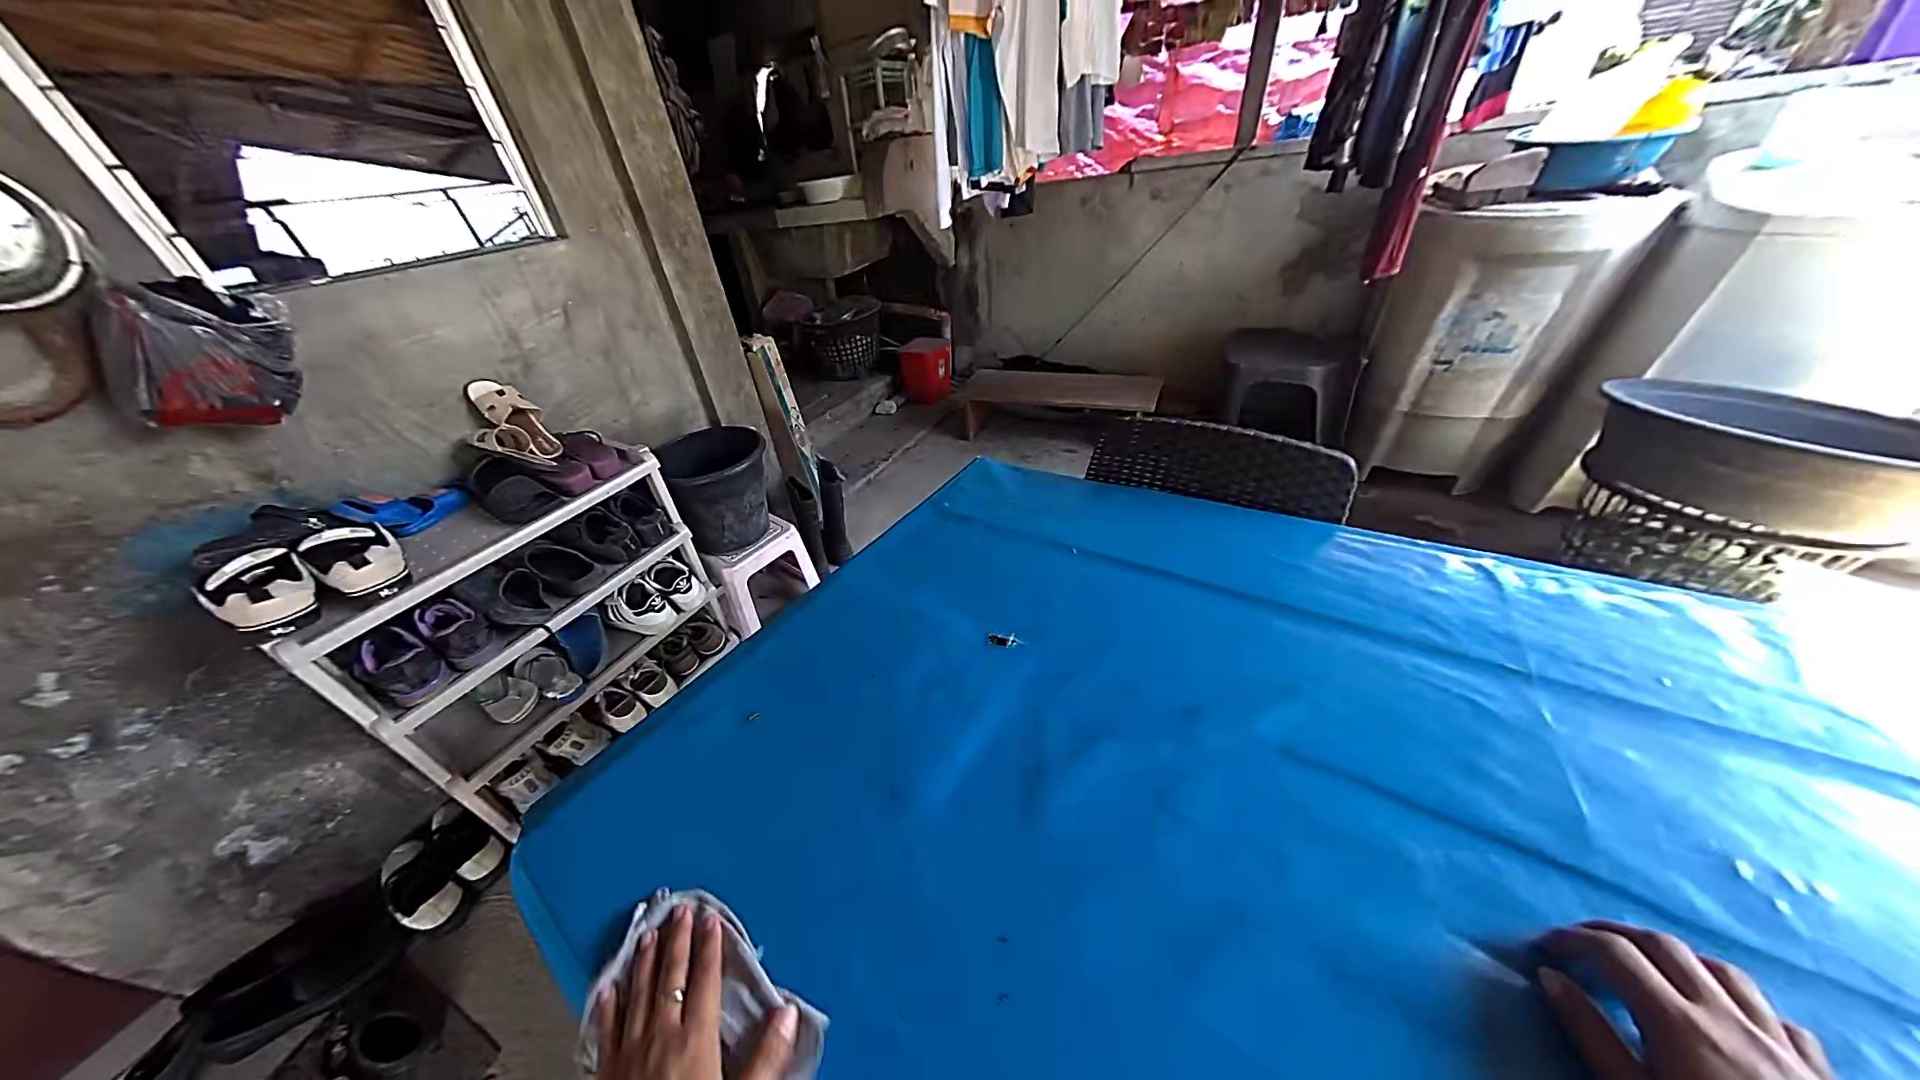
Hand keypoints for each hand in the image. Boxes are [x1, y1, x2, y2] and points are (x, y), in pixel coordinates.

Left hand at [594, 903, 797, 1079]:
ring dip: (644, 961)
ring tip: (648, 934)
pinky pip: (606, 1029)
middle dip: (677, 940)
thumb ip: (765, 1058)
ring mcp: (629, 1053)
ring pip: (637, 994)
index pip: (705, 979)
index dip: (709, 945)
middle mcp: (661, 1037)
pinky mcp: (606, 1074)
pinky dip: (608, 1003)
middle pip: (671, 977)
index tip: (711, 919)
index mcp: (695, 1039)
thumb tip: (788, 1015)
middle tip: (680, 911)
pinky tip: (608, 986)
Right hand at [1538, 920, 1835, 1079]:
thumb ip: (1591, 1033)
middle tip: (1580, 940)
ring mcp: (1779, 1041)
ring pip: (1723, 970)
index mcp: (1678, 1021)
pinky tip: (1729, 1015)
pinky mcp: (1816, 1069)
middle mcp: (1727, 1016)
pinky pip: (1777, 1017)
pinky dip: (1741, 1001)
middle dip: (1613, 932)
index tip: (1545, 945)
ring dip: (1676, 956)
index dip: (1572, 939)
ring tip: (1650, 966)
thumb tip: (1549, 977)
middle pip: (1663, 945)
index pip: (1613, 952)